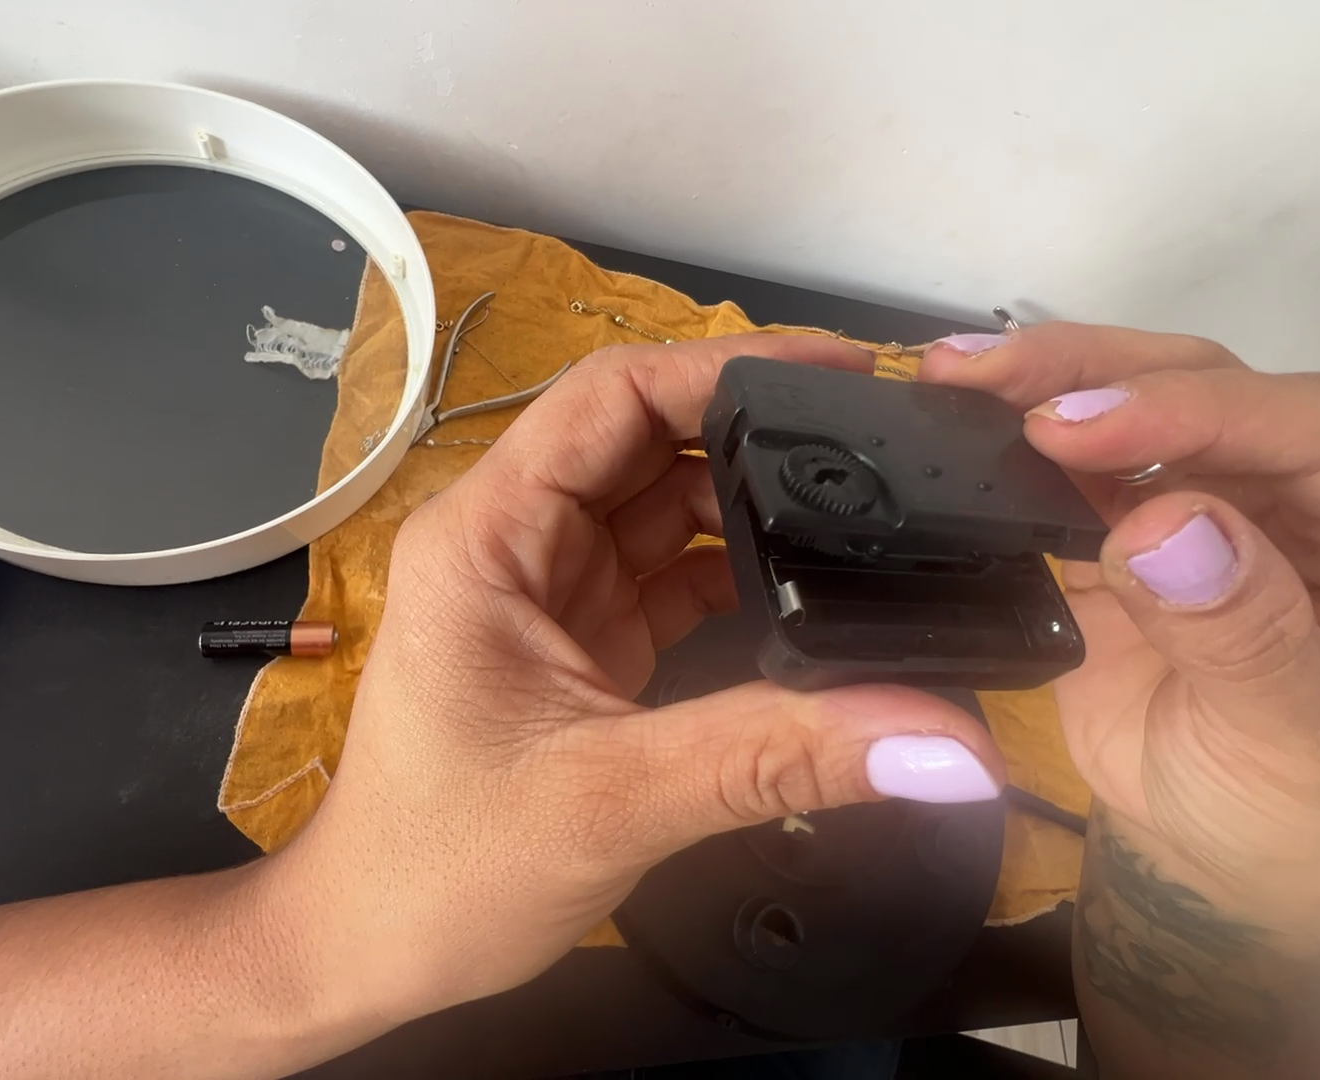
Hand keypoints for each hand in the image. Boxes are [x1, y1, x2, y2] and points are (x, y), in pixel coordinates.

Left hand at [254, 335, 1009, 1031]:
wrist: (374, 943)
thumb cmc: (444, 866)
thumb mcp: (615, 799)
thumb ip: (779, 757)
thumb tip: (945, 746)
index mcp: (489, 533)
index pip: (610, 397)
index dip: (722, 365)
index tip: (839, 369)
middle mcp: (519, 537)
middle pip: (650, 440)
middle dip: (758, 429)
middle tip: (875, 438)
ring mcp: (555, 583)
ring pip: (670, 504)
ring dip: (757, 504)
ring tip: (863, 508)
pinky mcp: (586, 629)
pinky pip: (675, 571)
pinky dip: (742, 572)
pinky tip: (808, 587)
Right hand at [921, 324, 1319, 927]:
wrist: (1198, 836)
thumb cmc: (1282, 805)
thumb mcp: (1293, 744)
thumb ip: (1243, 635)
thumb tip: (1161, 526)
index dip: (1198, 413)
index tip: (1074, 430)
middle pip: (1221, 385)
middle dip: (1103, 371)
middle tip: (992, 375)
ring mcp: (1223, 494)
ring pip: (1142, 398)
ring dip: (1048, 380)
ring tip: (957, 372)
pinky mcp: (1134, 514)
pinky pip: (1079, 459)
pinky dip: (1018, 436)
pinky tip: (967, 414)